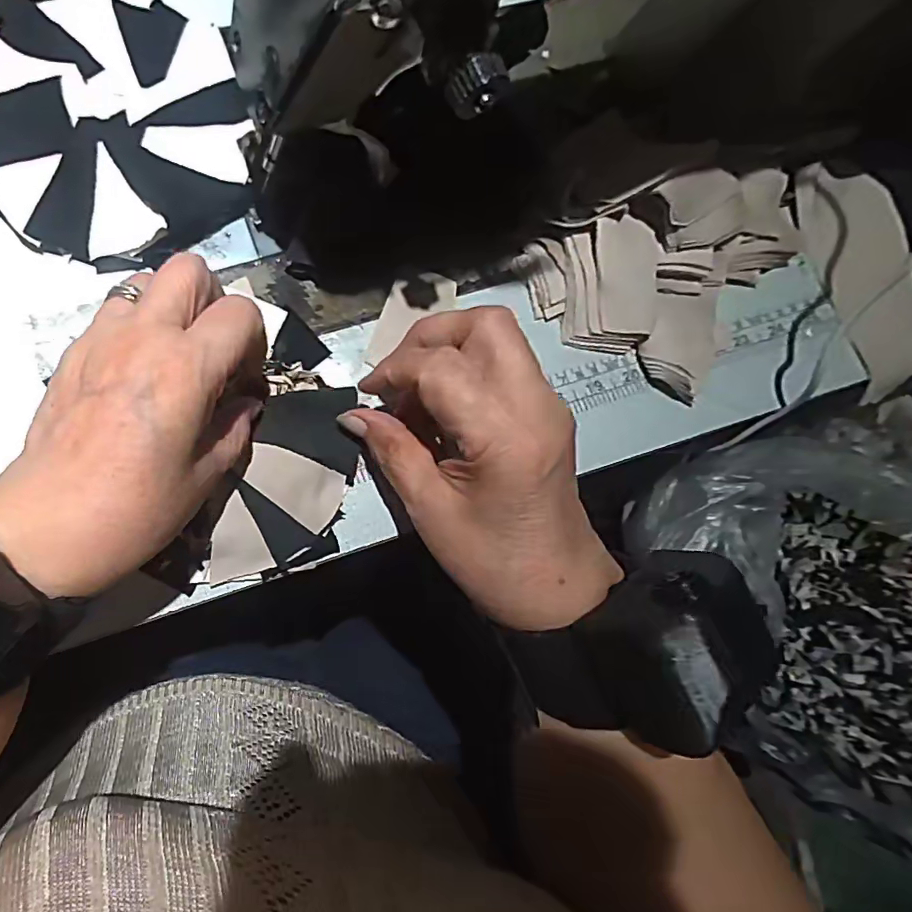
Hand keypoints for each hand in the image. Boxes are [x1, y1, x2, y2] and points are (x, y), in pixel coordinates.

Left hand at [0, 254, 265, 596]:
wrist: (45, 525)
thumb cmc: (130, 511)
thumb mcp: (201, 479)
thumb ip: (233, 430)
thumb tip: (245, 404)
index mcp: (183, 367)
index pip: (240, 312)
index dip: (254, 341)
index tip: (243, 378)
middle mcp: (142, 337)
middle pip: (189, 269)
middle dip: (211, 299)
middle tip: (210, 349)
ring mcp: (100, 340)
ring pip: (144, 281)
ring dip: (167, 306)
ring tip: (169, 355)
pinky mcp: (71, 353)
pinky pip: (110, 314)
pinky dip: (132, 327)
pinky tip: (130, 374)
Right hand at [338, 307, 621, 630]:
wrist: (556, 587)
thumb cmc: (491, 558)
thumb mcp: (428, 508)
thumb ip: (391, 450)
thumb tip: (355, 414)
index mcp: (505, 433)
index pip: (441, 364)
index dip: (394, 369)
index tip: (368, 395)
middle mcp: (535, 404)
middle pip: (483, 324)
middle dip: (427, 338)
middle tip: (396, 378)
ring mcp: (546, 403)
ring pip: (495, 335)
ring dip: (444, 351)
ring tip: (415, 398)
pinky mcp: (544, 409)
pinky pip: (501, 362)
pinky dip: (461, 369)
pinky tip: (438, 412)